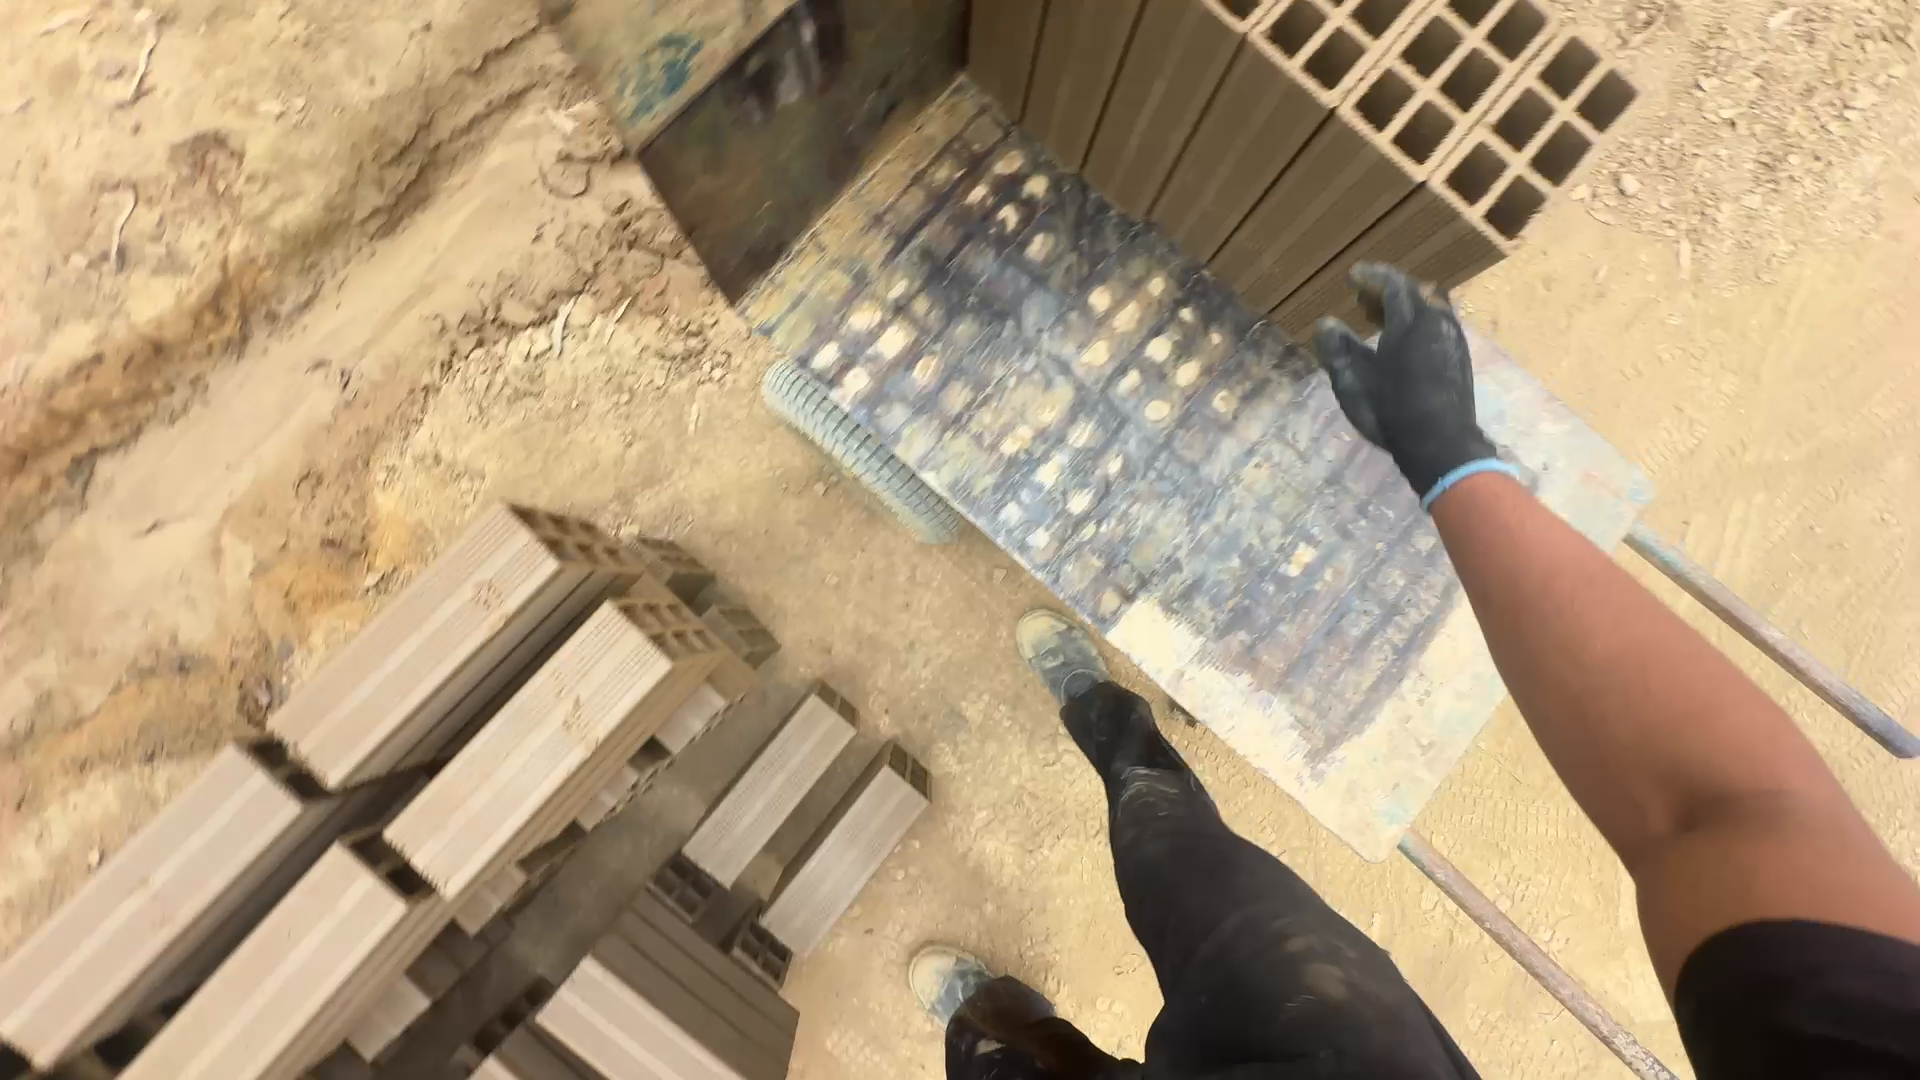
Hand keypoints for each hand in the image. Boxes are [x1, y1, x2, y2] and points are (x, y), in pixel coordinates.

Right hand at [1310, 262, 1496, 499]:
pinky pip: (1437, 324)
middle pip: (1417, 292)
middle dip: (1389, 289)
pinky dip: (1417, 322)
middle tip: (1363, 297)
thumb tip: (1325, 323)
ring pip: (1431, 307)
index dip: (1372, 277)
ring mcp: (1452, 340)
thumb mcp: (1352, 381)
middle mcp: (1437, 323)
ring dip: (1405, 306)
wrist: (1439, 444)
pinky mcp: (1458, 358)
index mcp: (1410, 323)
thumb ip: (1338, 349)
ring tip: (1380, 318)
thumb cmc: (1390, 410)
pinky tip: (1401, 342)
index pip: (1393, 285)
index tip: (1352, 275)